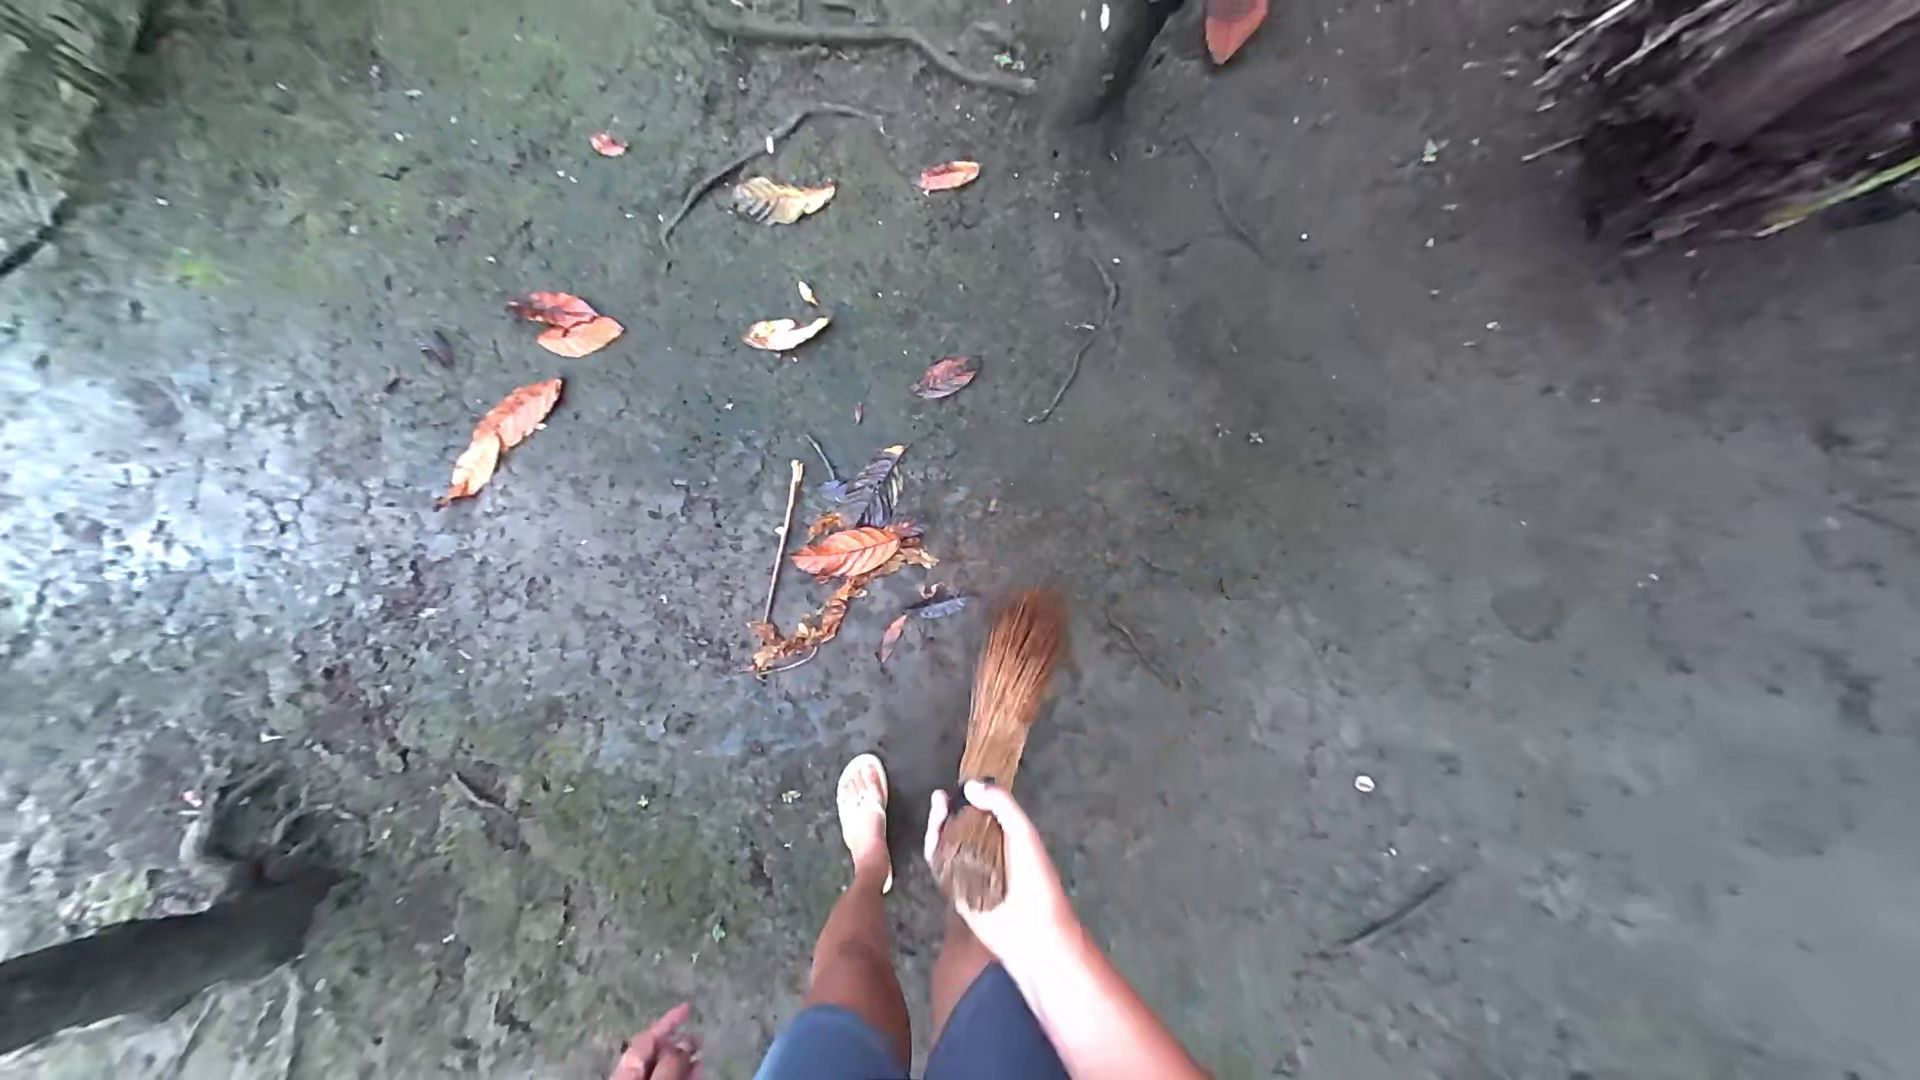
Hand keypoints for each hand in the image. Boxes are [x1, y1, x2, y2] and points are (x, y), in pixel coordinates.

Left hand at [609, 1003, 700, 1079]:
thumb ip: (671, 1061)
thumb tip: (687, 1041)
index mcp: (627, 1066)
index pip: (647, 1037)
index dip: (668, 1020)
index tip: (687, 1007)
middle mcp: (630, 1074)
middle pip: (655, 1051)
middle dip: (678, 1041)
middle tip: (699, 1036)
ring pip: (662, 1068)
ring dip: (683, 1059)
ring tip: (701, 1053)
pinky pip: (665, 1079)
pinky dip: (681, 1074)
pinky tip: (697, 1069)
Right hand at [923, 780, 1079, 967]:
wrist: (1033, 930)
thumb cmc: (1036, 878)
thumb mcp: (1024, 832)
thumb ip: (1001, 804)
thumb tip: (970, 785)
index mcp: (1004, 838)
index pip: (980, 812)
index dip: (968, 798)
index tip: (959, 786)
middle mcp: (984, 853)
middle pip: (958, 827)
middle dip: (947, 811)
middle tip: (940, 798)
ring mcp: (968, 873)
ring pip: (945, 845)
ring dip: (937, 827)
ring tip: (936, 810)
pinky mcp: (955, 893)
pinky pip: (940, 869)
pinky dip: (934, 852)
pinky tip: (932, 836)